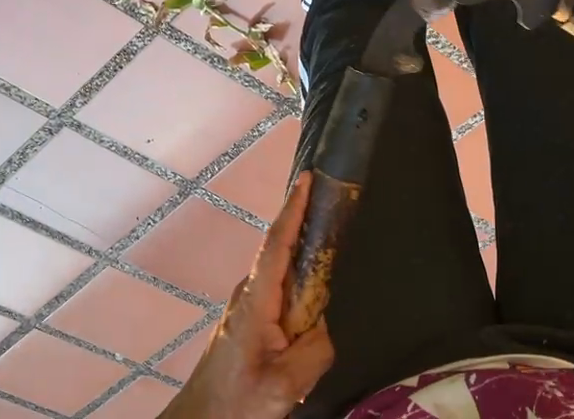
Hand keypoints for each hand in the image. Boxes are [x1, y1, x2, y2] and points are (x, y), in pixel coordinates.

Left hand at [164, 173, 334, 418]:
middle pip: (283, 252)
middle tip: (336, 211)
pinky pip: (280, 296)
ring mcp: (246, 308)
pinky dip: (297, 291)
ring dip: (305, 268)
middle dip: (307, 228)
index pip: (277, 243)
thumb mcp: (286, 385)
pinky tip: (310, 313)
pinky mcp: (248, 323)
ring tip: (330, 264)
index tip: (309, 177)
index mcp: (256, 301)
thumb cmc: (237, 404)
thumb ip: (316, 350)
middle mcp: (249, 294)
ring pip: (283, 278)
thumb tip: (324, 327)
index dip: (294, 208)